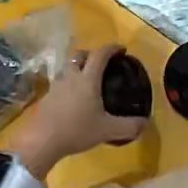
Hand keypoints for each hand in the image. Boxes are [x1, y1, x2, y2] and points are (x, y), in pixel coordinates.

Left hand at [9, 44, 149, 177]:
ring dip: (79, 67)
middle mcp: (70, 77)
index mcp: (87, 79)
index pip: (99, 54)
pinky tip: (75, 97)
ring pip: (68, 68)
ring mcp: (56, 85)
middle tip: (104, 62)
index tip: (121, 50)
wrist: (42, 140)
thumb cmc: (77, 130)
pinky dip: (70, 82)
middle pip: (80, 55)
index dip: (111, 48)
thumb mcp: (108, 130)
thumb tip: (144, 122)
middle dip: (93, 54)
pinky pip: (61, 82)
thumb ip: (129, 126)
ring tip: (90, 80)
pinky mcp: (47, 96)